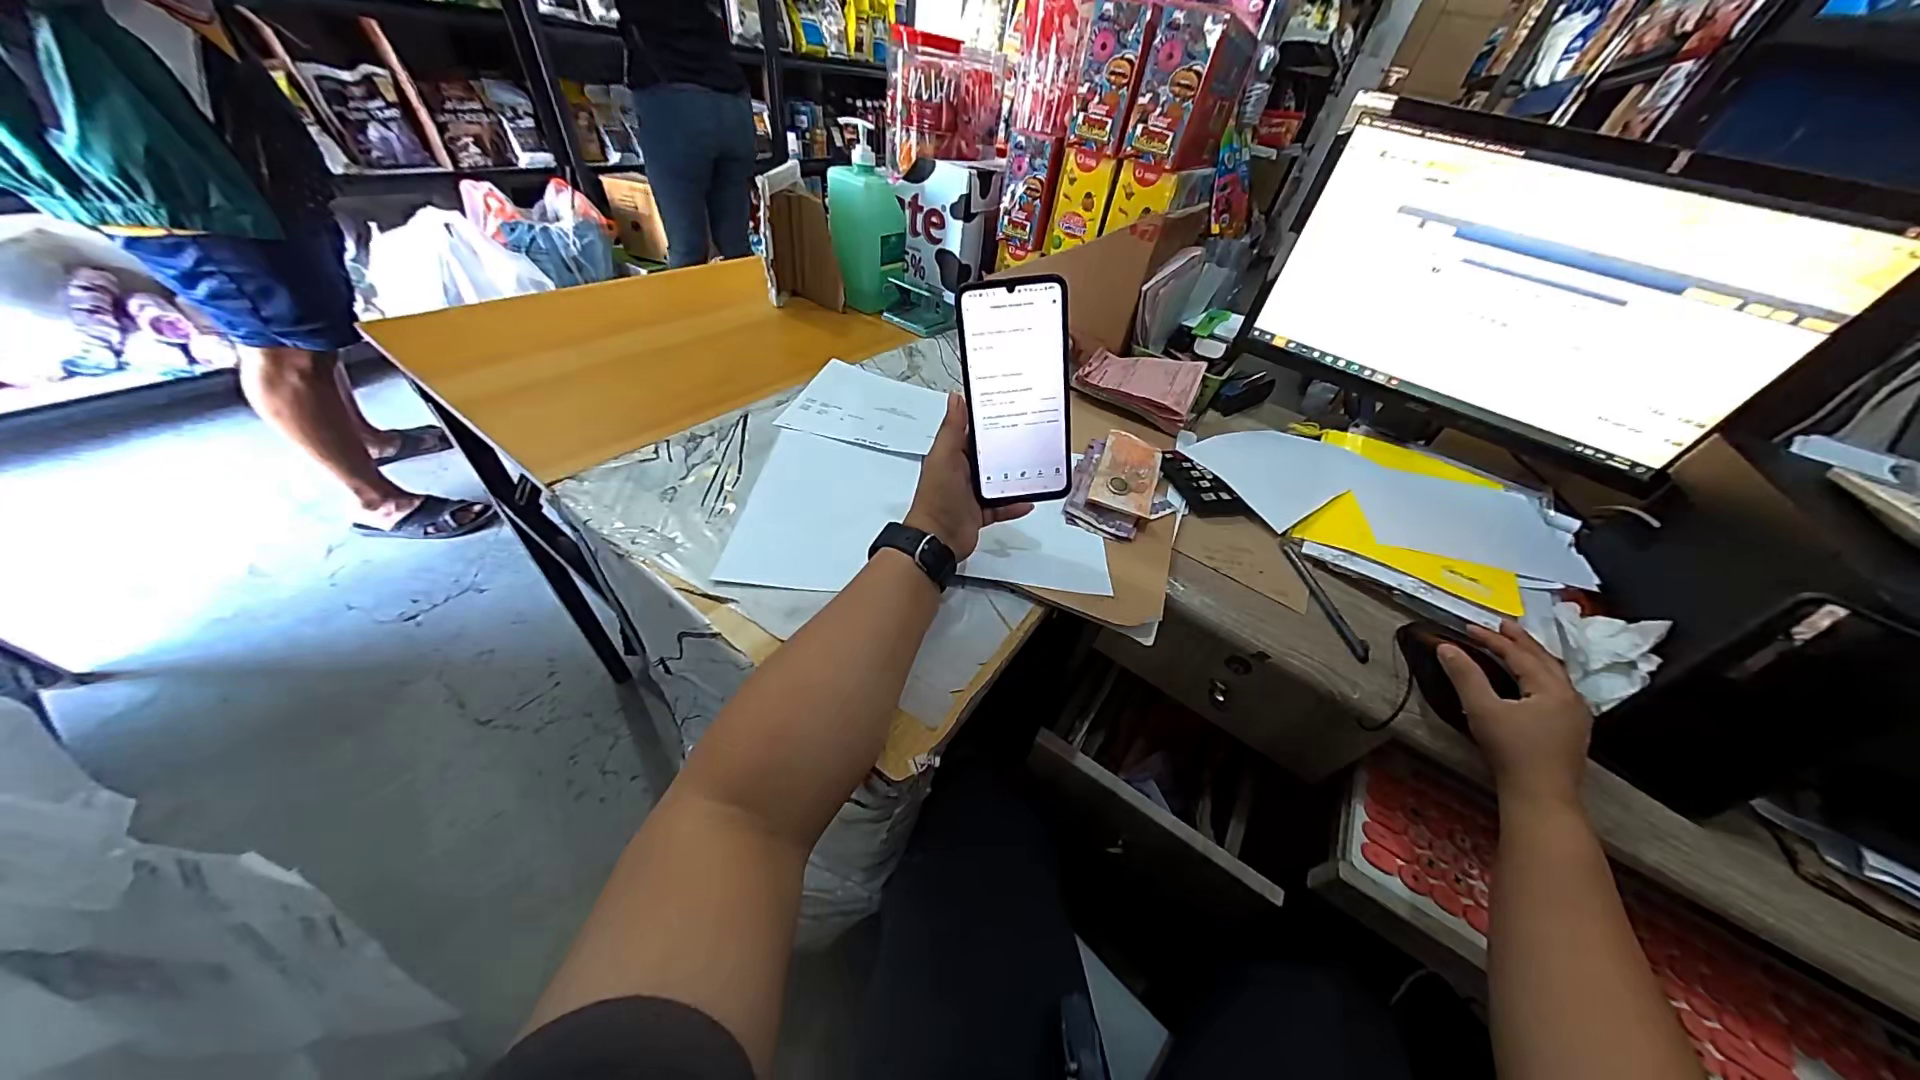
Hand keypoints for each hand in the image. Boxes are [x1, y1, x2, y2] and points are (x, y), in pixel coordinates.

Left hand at [904, 393, 1031, 560]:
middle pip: (988, 457)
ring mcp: (971, 495)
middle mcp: (962, 473)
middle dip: (1006, 449)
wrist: (937, 539)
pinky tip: (1029, 500)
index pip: (971, 433)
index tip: (1008, 409)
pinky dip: (1014, 505)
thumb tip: (956, 398)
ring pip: (998, 482)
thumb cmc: (937, 498)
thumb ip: (952, 429)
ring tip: (1034, 468)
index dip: (987, 421)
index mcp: (952, 456)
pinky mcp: (979, 514)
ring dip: (1014, 478)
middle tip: (1030, 437)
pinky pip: (1001, 508)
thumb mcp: (944, 457)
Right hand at [1438, 621, 1592, 808]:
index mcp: (1552, 689)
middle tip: (1502, 625)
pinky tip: (1532, 679)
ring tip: (1517, 646)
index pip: (1520, 655)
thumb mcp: (1482, 710)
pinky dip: (1540, 674)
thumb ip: (1465, 676)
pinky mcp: (1572, 729)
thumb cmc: (1512, 750)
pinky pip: (1557, 689)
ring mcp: (1576, 714)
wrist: (1542, 796)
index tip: (1469, 627)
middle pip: (1545, 660)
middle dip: (1521, 641)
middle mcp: (1571, 697)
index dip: (1493, 639)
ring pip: (1555, 675)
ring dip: (1533, 657)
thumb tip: (1446, 647)